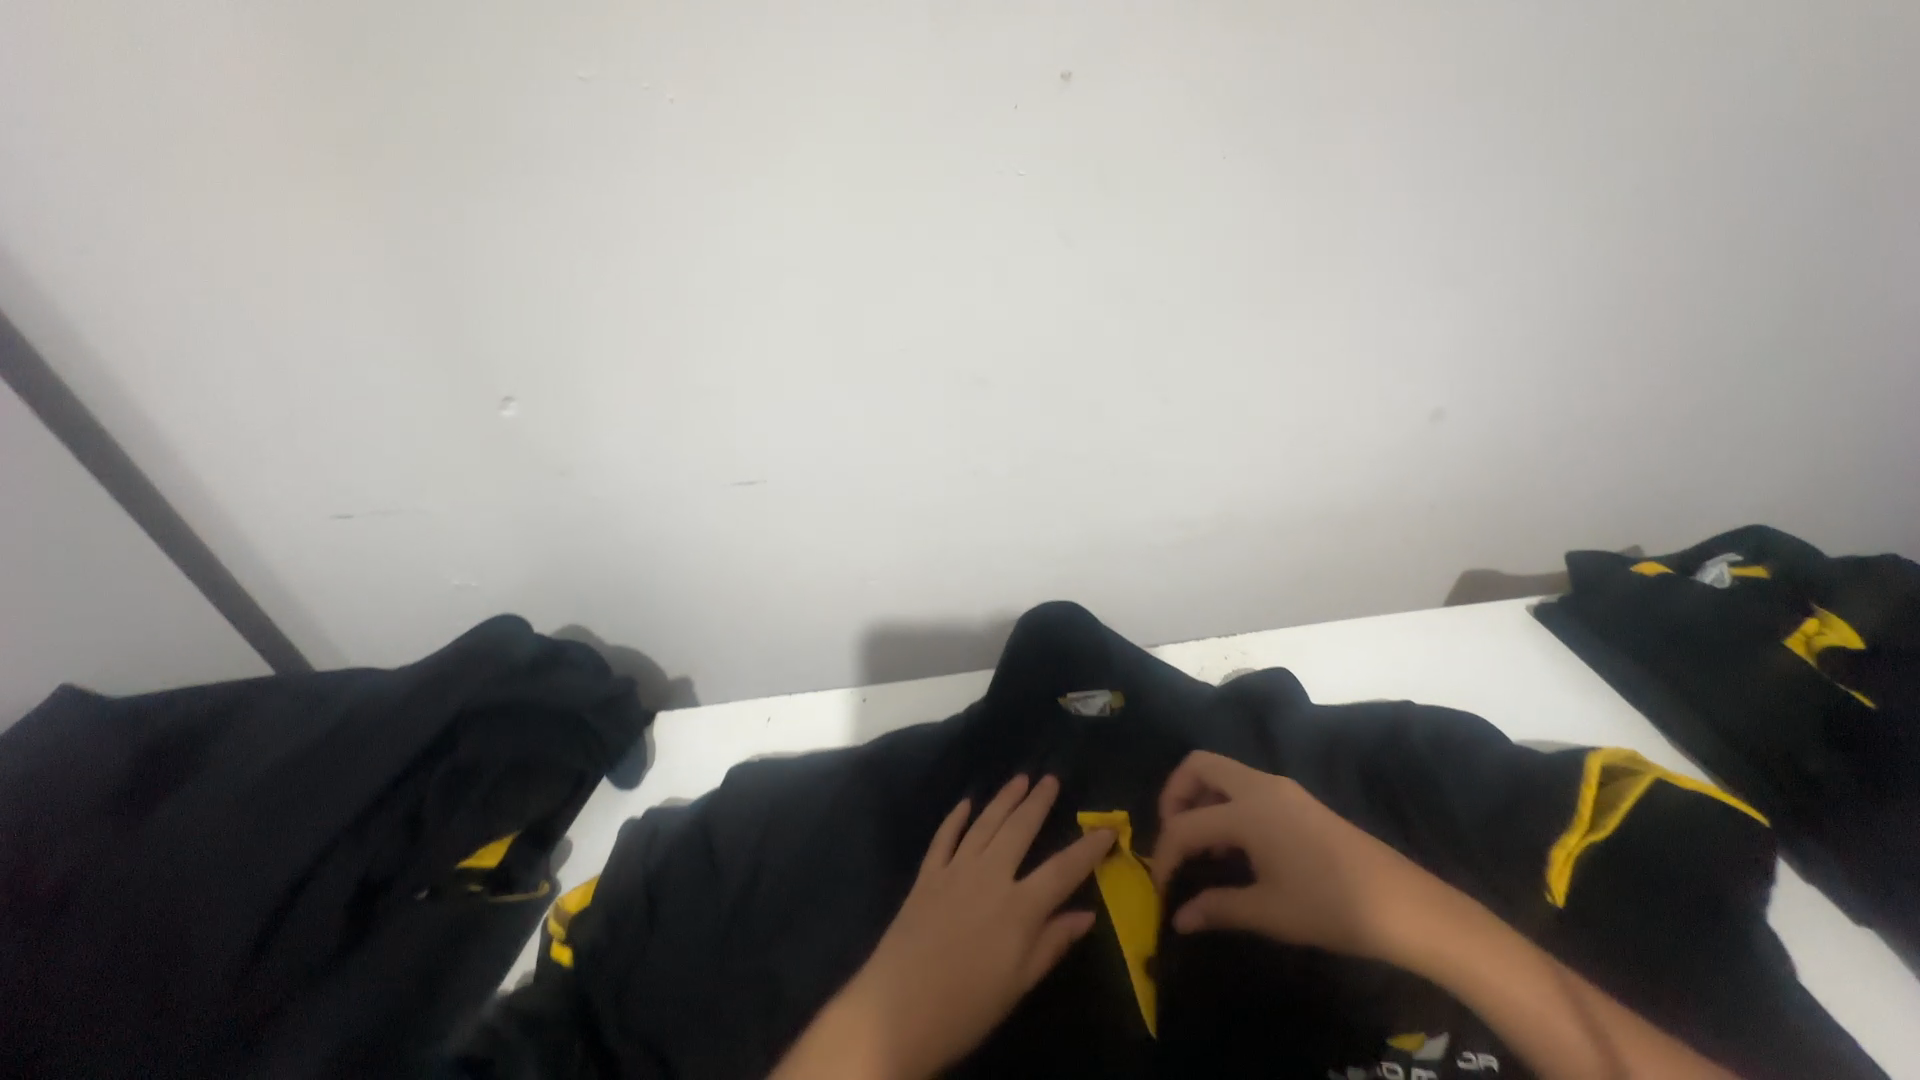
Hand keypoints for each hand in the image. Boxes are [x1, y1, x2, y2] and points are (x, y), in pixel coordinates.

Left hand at [773, 775, 1114, 1079]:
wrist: (896, 1010)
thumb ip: (1052, 943)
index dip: (1088, 849)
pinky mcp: (926, 877)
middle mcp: (989, 877)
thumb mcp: (1019, 983)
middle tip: (1051, 779)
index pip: (1063, 870)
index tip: (1108, 830)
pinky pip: (944, 838)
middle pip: (1019, 830)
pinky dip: (955, 819)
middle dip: (1038, 803)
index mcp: (1020, 907)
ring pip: (984, 825)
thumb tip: (1087, 914)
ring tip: (1019, 779)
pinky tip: (965, 804)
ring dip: (1003, 800)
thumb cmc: (966, 1006)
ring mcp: (954, 872)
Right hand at [1150, 750, 1448, 962]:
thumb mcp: (1267, 913)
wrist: (1404, 906)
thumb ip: (1216, 908)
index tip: (1161, 889)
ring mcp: (1283, 791)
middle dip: (1174, 797)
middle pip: (1199, 766)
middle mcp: (1261, 787)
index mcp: (1248, 810)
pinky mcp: (1299, 802)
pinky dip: (1226, 807)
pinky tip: (1235, 851)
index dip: (1164, 855)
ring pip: (1224, 775)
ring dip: (1201, 801)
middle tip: (1173, 840)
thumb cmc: (1330, 907)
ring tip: (1201, 851)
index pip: (1185, 824)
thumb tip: (1178, 918)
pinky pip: (1246, 789)